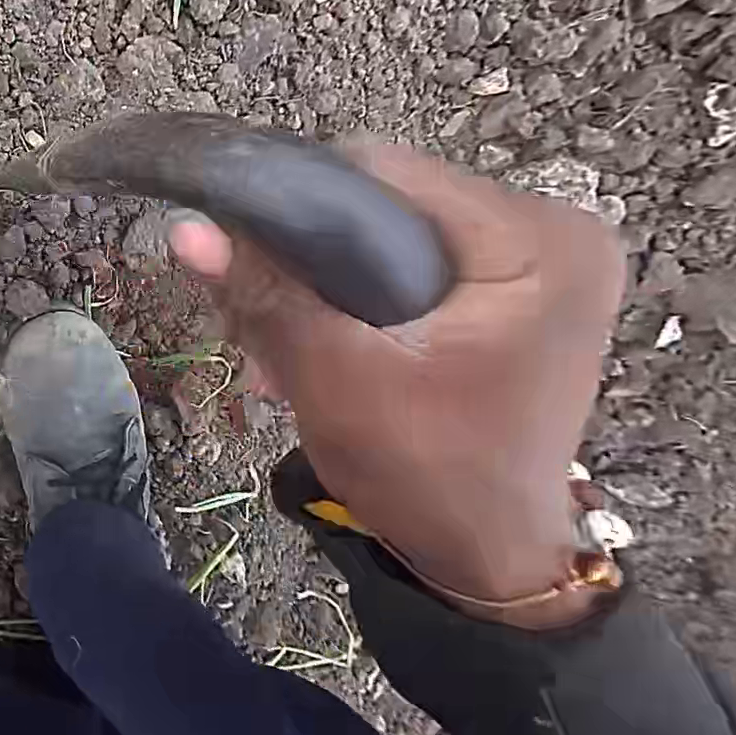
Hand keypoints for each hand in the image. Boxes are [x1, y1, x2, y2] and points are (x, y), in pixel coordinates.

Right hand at [168, 142, 624, 627]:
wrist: (485, 561)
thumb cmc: (424, 473)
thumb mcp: (331, 375)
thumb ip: (261, 294)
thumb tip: (186, 229)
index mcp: (534, 240)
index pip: (383, 173)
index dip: (298, 202)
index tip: (245, 248)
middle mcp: (550, 234)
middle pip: (387, 204)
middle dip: (311, 254)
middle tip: (264, 311)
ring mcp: (536, 265)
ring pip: (390, 235)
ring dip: (326, 279)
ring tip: (286, 336)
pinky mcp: (513, 295)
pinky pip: (411, 266)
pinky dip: (356, 297)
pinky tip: (322, 339)